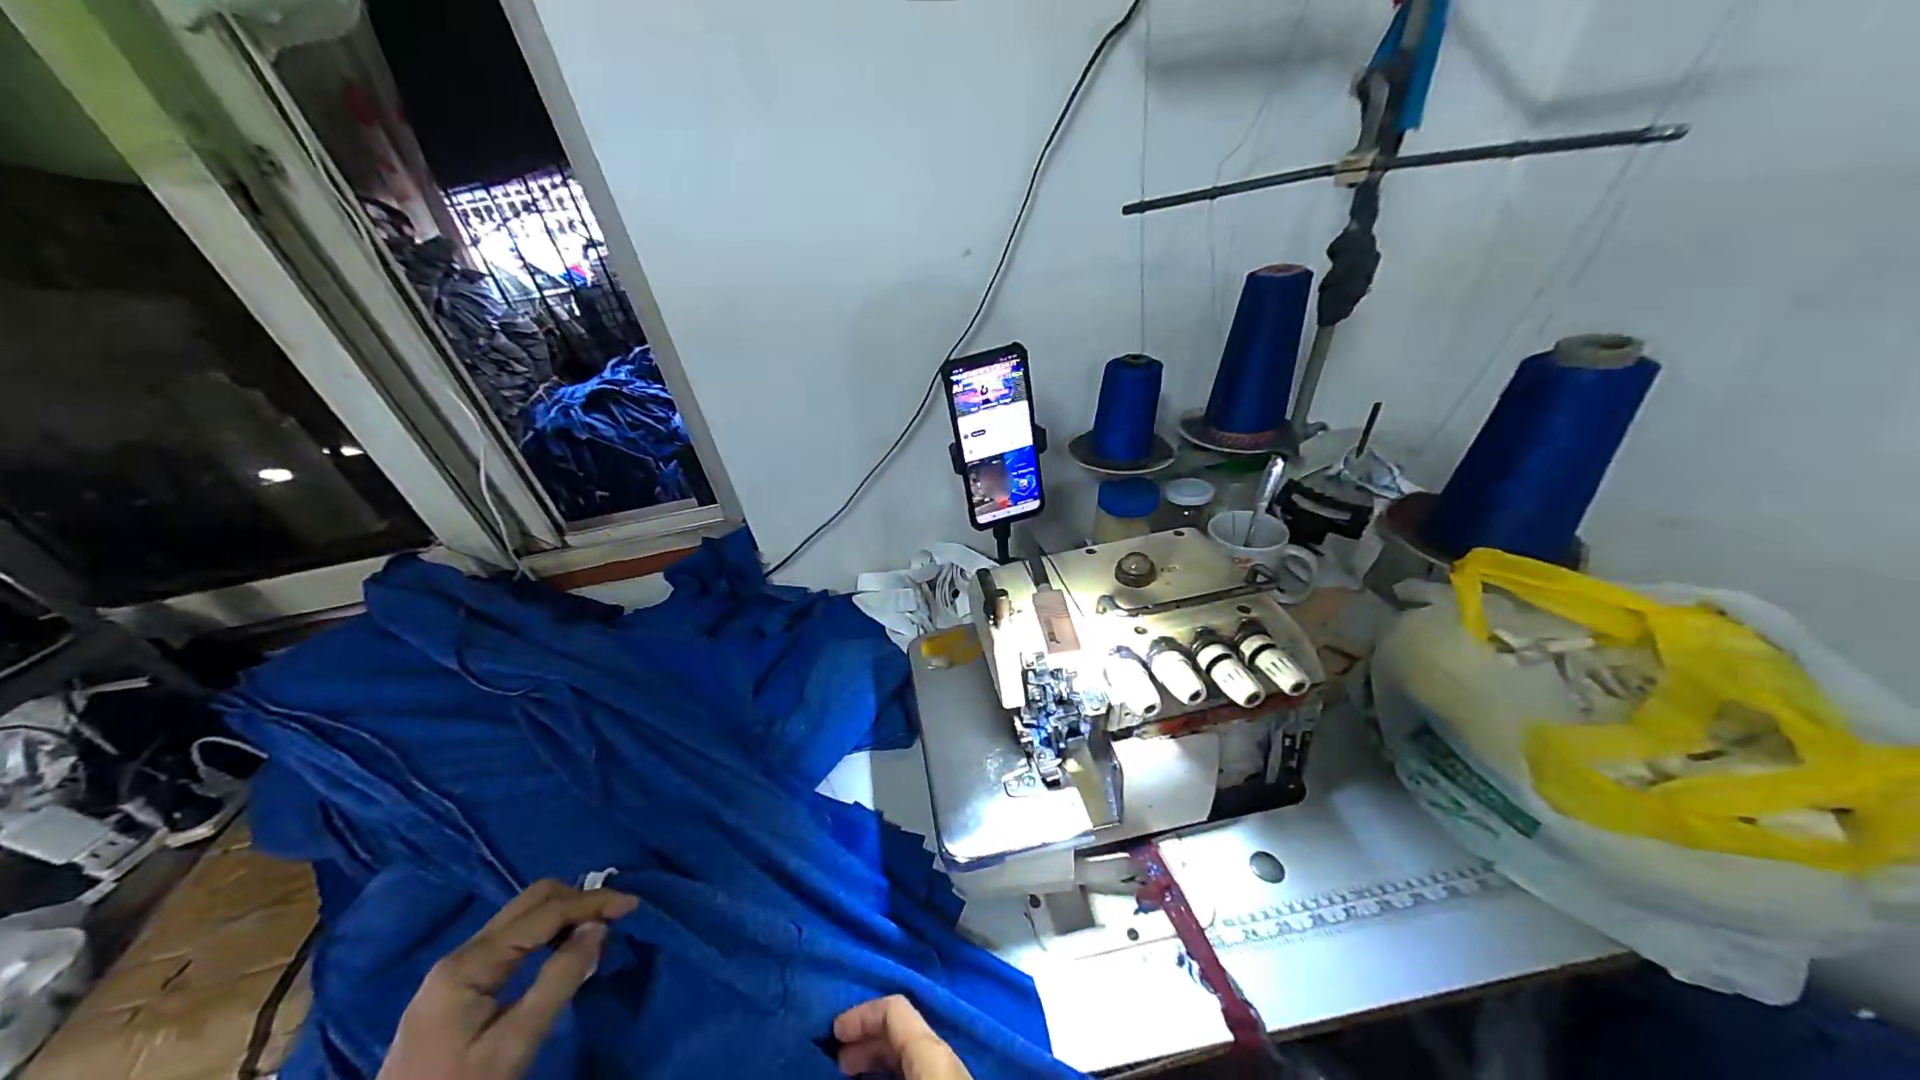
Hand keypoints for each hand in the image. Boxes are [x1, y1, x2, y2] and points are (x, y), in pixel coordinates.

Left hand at [378, 879, 638, 1079]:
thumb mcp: (514, 1043)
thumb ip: (559, 981)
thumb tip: (598, 927)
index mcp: (470, 963)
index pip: (544, 912)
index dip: (592, 902)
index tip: (633, 905)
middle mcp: (461, 953)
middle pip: (530, 902)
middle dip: (578, 899)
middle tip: (617, 912)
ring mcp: (456, 969)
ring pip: (521, 917)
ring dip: (564, 913)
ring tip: (598, 926)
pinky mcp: (458, 986)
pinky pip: (512, 939)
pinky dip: (546, 932)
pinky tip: (564, 946)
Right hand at [832, 995, 973, 1079]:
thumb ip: (865, 1064)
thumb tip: (842, 1057)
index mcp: (935, 1048)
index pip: (896, 1009)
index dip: (861, 1014)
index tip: (835, 1030)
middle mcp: (949, 1054)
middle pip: (906, 1029)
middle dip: (869, 1037)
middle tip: (839, 1056)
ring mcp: (955, 1072)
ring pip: (916, 1052)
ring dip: (882, 1057)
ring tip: (853, 1072)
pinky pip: (922, 1070)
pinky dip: (898, 1072)